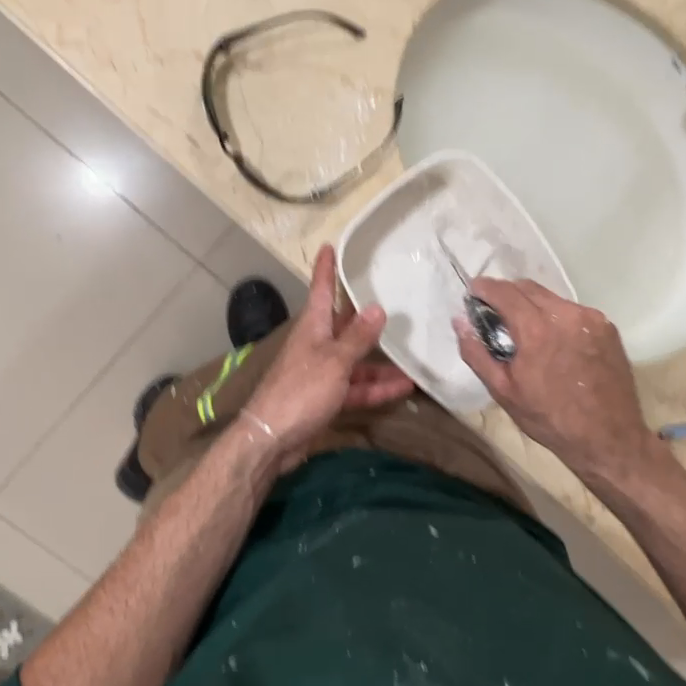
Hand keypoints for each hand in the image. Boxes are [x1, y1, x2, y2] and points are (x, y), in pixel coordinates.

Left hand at [241, 245, 415, 460]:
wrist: (273, 439)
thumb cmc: (300, 391)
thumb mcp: (334, 361)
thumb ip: (358, 337)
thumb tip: (378, 308)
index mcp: (313, 328)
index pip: (321, 290)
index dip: (326, 268)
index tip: (329, 246)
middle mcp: (316, 345)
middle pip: (344, 326)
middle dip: (365, 316)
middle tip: (392, 300)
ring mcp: (321, 373)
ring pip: (355, 360)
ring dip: (380, 362)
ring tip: (412, 360)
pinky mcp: (325, 398)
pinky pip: (356, 387)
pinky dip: (375, 388)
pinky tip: (402, 388)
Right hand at [454, 279, 658, 483]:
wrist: (607, 437)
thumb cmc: (550, 419)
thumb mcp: (503, 391)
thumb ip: (477, 353)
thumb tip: (460, 321)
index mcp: (537, 329)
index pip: (504, 291)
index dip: (485, 288)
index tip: (474, 293)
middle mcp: (566, 315)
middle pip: (528, 287)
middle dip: (507, 294)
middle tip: (496, 315)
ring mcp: (591, 319)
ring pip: (552, 298)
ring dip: (533, 306)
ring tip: (527, 332)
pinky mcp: (607, 327)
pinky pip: (573, 312)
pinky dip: (557, 318)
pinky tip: (556, 343)